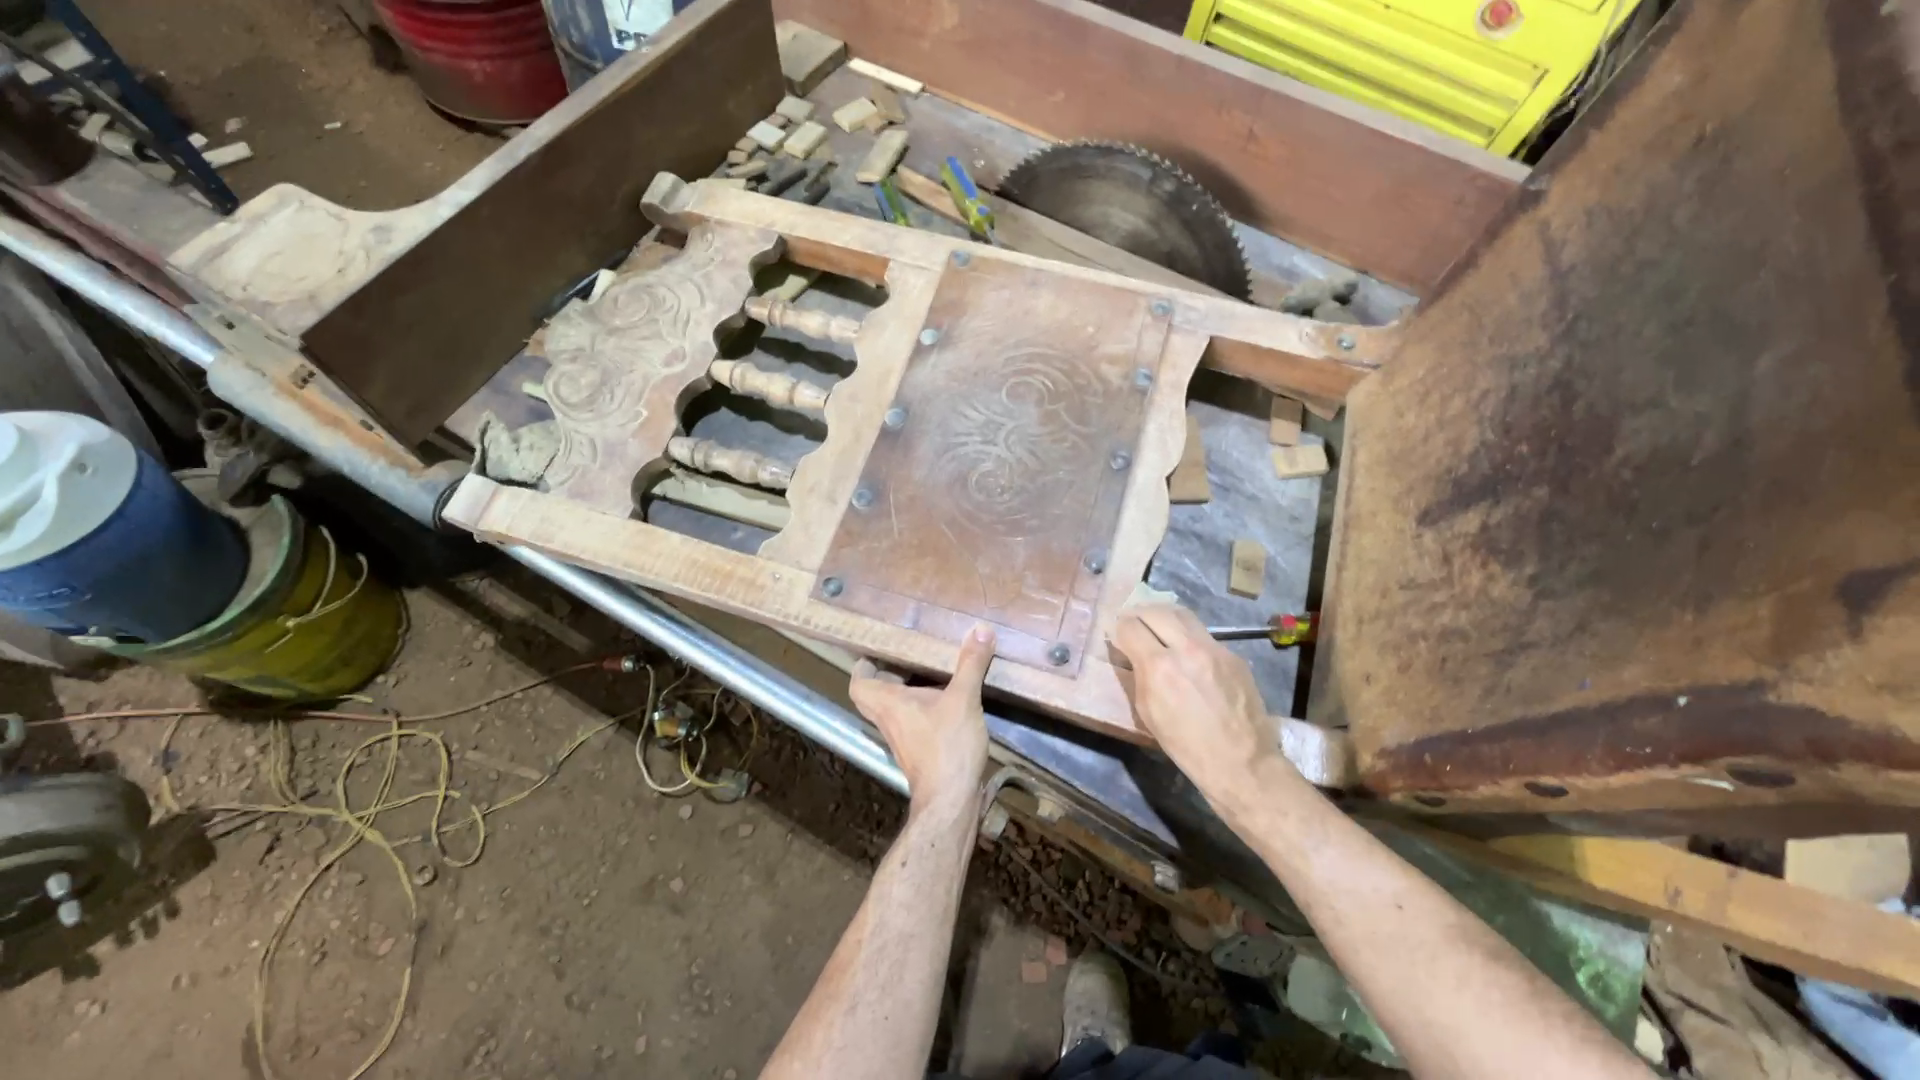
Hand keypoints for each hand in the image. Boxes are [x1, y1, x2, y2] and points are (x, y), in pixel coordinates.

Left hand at [849, 624, 995, 813]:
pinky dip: (920, 713)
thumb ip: (971, 664)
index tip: (877, 653)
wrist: (950, 799)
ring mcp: (901, 740)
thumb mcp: (963, 699)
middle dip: (886, 678)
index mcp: (888, 703)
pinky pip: (910, 726)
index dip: (863, 667)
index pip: (858, 683)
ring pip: (892, 712)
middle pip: (873, 696)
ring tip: (928, 677)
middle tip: (906, 662)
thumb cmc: (947, 745)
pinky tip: (944, 706)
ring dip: (904, 696)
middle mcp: (887, 721)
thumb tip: (981, 629)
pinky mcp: (917, 754)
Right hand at [1111, 604, 1288, 799]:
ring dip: (1165, 617)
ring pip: (1184, 615)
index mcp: (1159, 666)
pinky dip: (1189, 638)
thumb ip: (1138, 676)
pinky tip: (1189, 655)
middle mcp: (1186, 649)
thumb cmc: (1185, 746)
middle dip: (1140, 614)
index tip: (1119, 636)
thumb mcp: (1148, 713)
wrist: (1240, 761)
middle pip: (1156, 611)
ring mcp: (1214, 649)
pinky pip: (1205, 636)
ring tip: (1159, 627)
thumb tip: (1132, 655)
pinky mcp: (1234, 655)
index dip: (1120, 629)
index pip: (1130, 626)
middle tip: (1135, 623)